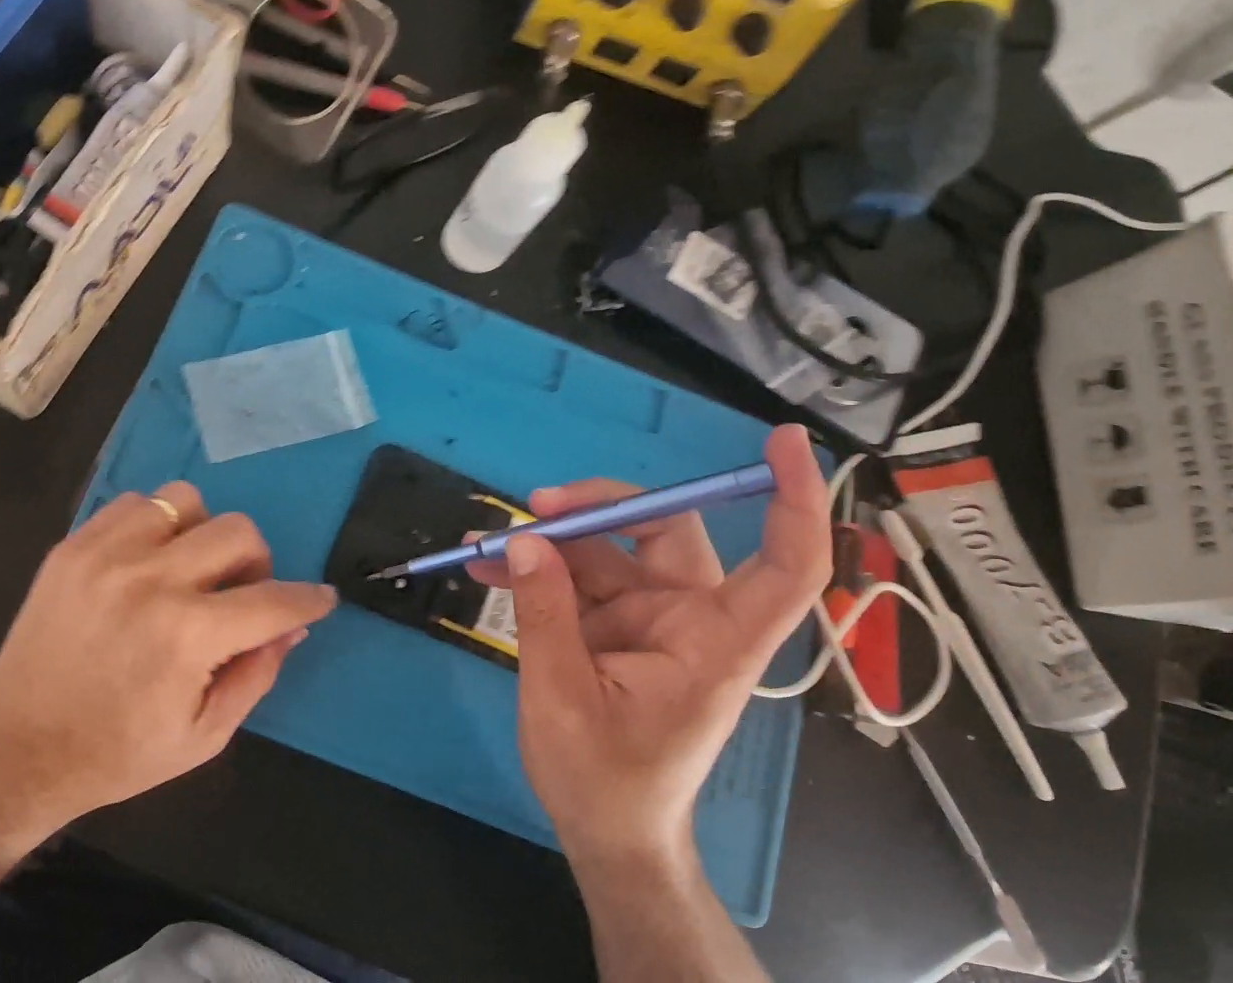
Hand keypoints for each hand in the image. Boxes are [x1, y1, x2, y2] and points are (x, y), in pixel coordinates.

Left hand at [0, 483, 336, 839]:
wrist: (16, 748)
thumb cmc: (118, 754)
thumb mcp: (204, 736)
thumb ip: (256, 675)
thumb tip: (290, 627)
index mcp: (188, 635)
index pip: (274, 600)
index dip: (309, 599)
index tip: (320, 600)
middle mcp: (152, 580)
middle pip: (238, 532)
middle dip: (258, 564)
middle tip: (241, 596)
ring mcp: (106, 556)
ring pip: (186, 501)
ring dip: (203, 534)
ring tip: (189, 571)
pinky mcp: (72, 547)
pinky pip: (134, 504)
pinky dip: (154, 525)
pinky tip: (146, 562)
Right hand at [469, 425, 829, 869]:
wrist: (605, 830)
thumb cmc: (606, 779)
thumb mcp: (563, 697)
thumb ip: (545, 614)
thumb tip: (525, 542)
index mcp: (714, 642)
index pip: (783, 565)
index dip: (794, 502)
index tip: (781, 443)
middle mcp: (691, 619)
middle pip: (662, 532)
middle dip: (597, 509)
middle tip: (533, 509)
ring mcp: (650, 620)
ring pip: (605, 553)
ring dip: (545, 544)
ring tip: (480, 547)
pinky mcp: (614, 628)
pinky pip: (576, 581)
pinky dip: (535, 572)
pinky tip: (486, 567)